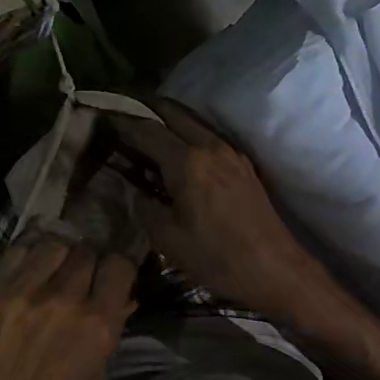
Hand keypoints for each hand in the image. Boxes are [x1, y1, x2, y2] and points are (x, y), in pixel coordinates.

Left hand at [0, 235, 135, 379]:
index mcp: (97, 326)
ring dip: (62, 254)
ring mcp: (25, 292)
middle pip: (86, 251)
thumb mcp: (97, 379)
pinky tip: (33, 265)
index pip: (118, 266)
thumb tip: (120, 298)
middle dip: (91, 261)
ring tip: (57, 270)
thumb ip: (108, 331)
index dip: (119, 269)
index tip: (115, 276)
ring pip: (55, 244)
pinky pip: (18, 251)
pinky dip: (31, 253)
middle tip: (85, 276)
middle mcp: (64, 300)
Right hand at [113, 100, 334, 321]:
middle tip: (122, 113)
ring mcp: (230, 152)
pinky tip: (176, 150)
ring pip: (192, 121)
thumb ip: (145, 207)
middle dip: (145, 108)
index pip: (146, 130)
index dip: (122, 122)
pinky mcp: (242, 163)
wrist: (277, 270)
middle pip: (172, 112)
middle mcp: (210, 146)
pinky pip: (207, 135)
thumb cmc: (218, 258)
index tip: (103, 117)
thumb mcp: (168, 239)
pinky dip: (186, 132)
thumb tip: (135, 191)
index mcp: (187, 162)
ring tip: (145, 129)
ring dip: (168, 119)